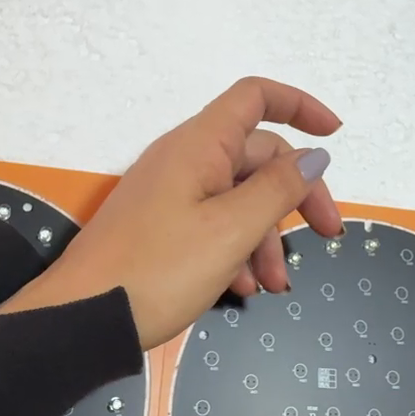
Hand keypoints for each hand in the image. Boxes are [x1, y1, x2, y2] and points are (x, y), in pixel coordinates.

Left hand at [0, 78, 344, 348]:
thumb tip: (315, 156)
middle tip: (325, 236)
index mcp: (200, 145)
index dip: (299, 105)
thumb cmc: (159, 269)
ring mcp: (171, 191)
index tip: (335, 134)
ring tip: (274, 285)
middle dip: (294, 196)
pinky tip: (242, 288)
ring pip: (238, 196)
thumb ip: (278, 190)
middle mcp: (186, 159)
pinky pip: (212, 221)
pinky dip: (236, 248)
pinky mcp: (161, 224)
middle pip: (257, 156)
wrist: (79, 318)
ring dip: (265, 236)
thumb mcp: (231, 231)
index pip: (255, 97)